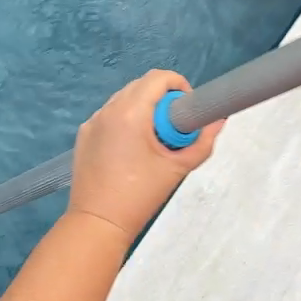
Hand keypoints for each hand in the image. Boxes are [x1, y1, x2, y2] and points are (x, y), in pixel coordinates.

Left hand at [68, 69, 223, 241]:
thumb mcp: (177, 168)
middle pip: (140, 85)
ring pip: (123, 98)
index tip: (186, 109)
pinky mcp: (83, 134)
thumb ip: (201, 141)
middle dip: (161, 98)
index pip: (158, 78)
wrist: (99, 223)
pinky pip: (109, 115)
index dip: (178, 86)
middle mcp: (108, 110)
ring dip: (142, 107)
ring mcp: (92, 121)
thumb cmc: (141, 196)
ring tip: (153, 139)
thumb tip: (217, 120)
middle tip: (173, 126)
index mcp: (131, 113)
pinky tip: (131, 148)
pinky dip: (124, 120)